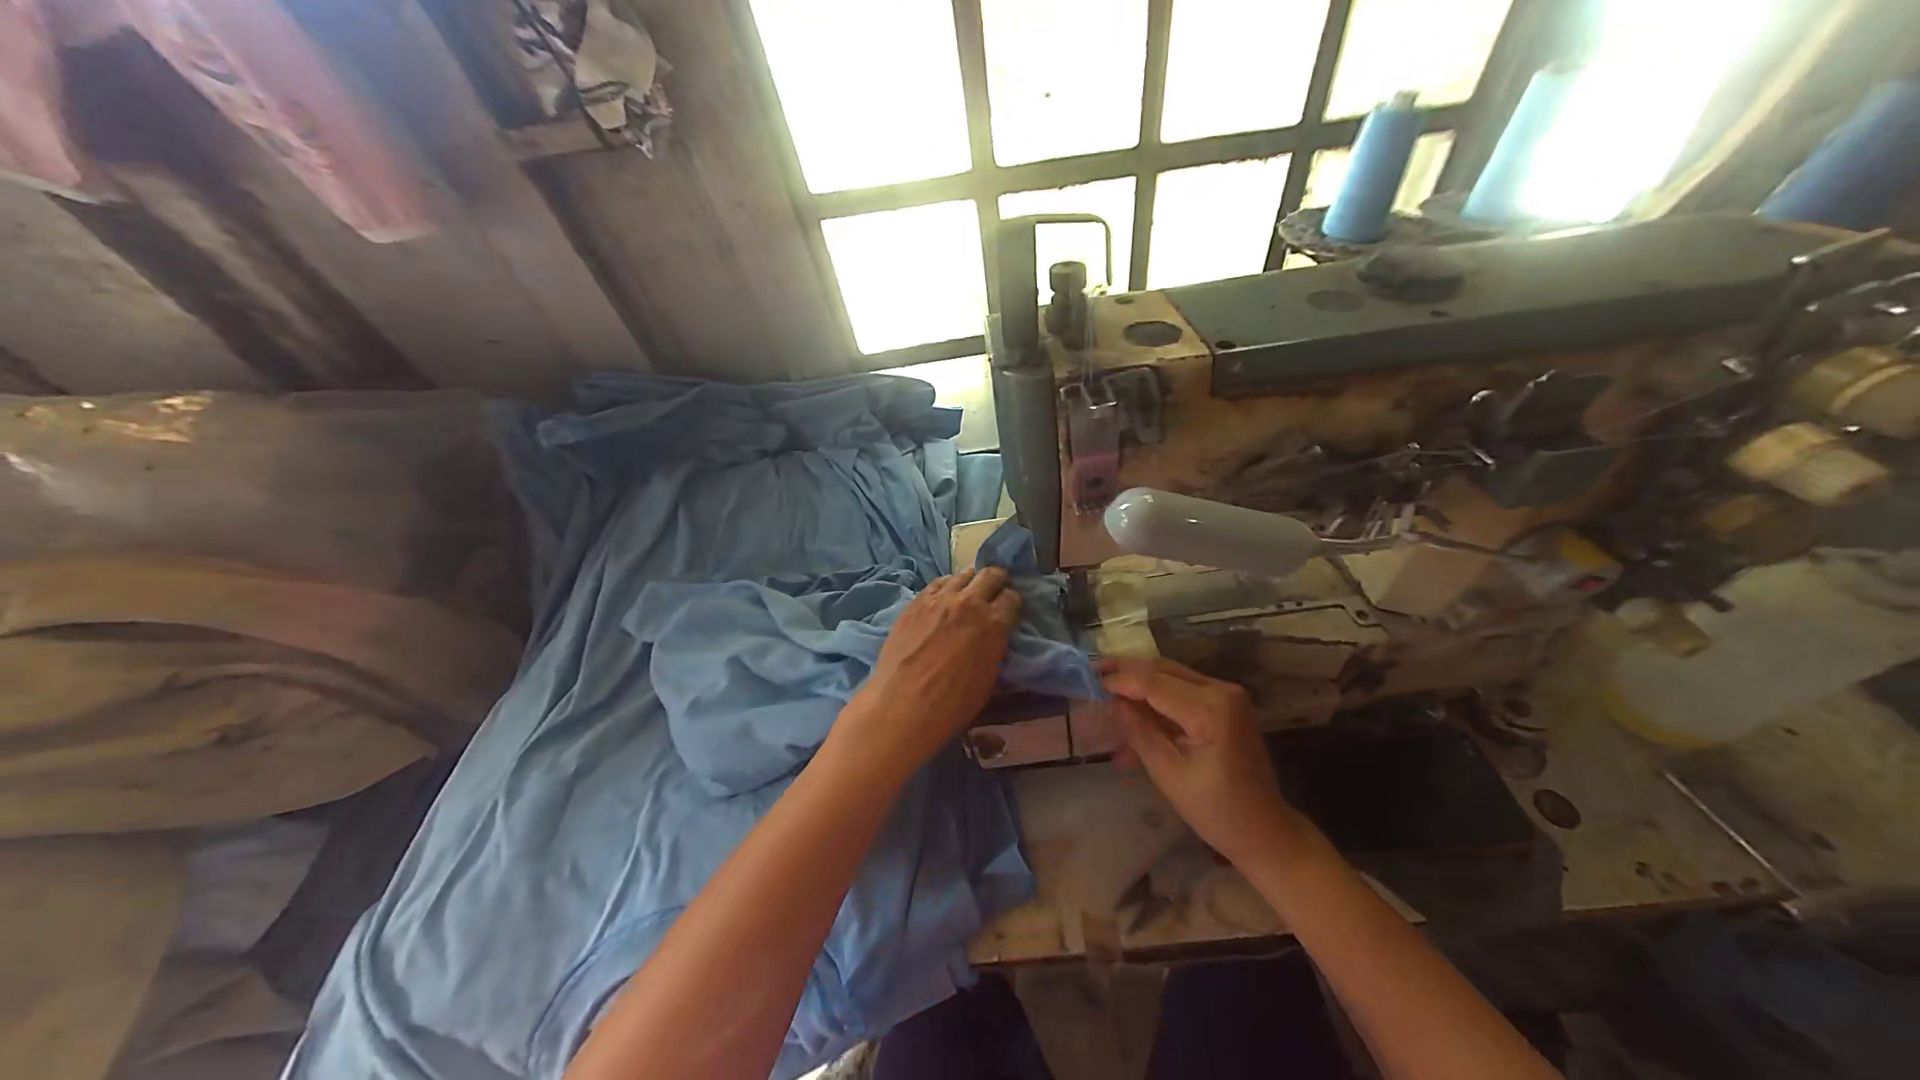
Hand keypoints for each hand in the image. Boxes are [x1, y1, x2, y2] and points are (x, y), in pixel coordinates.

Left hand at [832, 567, 1021, 780]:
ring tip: (969, 592)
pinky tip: (945, 595)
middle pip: (991, 575)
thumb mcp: (988, 678)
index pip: (1012, 598)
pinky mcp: (916, 601)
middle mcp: (970, 602)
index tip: (1008, 610)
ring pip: (963, 575)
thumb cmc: (953, 703)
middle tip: (995, 590)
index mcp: (994, 623)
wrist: (903, 704)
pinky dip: (946, 586)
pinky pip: (937, 583)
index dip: (1012, 604)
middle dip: (997, 581)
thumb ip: (994, 648)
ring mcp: (940, 599)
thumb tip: (994, 639)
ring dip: (970, 581)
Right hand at [1101, 657, 1303, 866]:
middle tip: (1093, 672)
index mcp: (1212, 709)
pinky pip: (1184, 691)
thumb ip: (1139, 732)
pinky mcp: (1226, 705)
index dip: (1120, 681)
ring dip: (1140, 683)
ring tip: (1107, 689)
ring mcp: (1228, 696)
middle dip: (1127, 671)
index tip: (1090, 681)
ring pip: (1172, 676)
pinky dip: (1157, 698)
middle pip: (1164, 670)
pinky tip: (1133, 712)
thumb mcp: (1169, 774)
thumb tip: (1113, 702)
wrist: (1266, 830)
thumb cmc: (1217, 811)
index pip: (1154, 683)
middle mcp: (1223, 691)